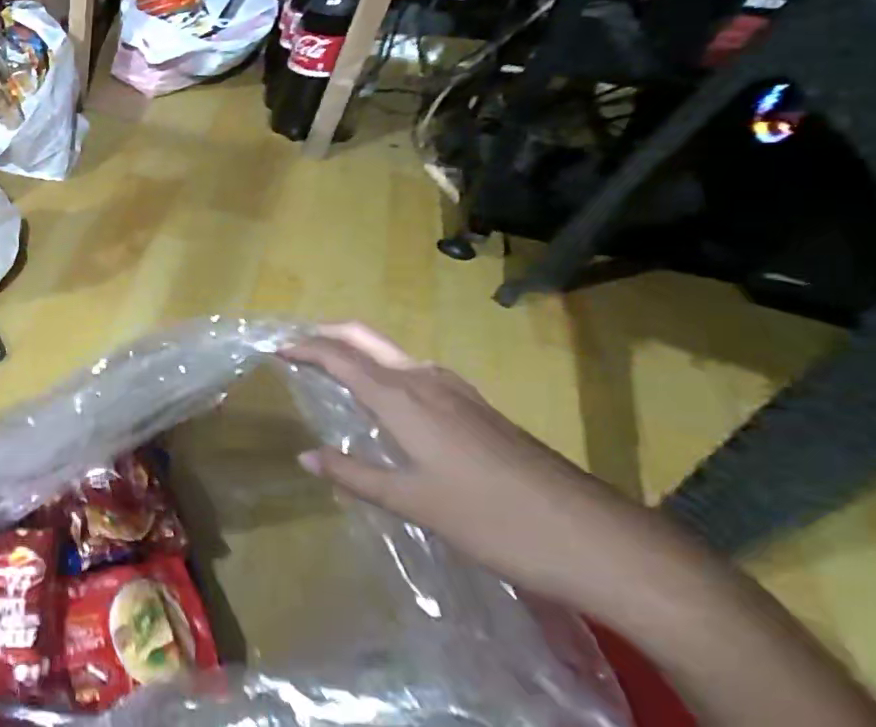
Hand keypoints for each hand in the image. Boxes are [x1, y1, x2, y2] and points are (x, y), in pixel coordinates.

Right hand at [285, 322, 691, 609]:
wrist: (601, 541)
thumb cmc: (494, 520)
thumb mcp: (414, 503)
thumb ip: (356, 475)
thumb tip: (306, 457)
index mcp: (404, 398)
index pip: (340, 358)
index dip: (304, 349)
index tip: (274, 348)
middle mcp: (428, 382)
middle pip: (366, 339)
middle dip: (327, 334)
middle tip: (295, 343)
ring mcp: (459, 394)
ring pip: (394, 355)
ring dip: (357, 352)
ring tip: (332, 370)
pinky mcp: (479, 410)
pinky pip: (416, 374)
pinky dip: (385, 371)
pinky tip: (388, 402)